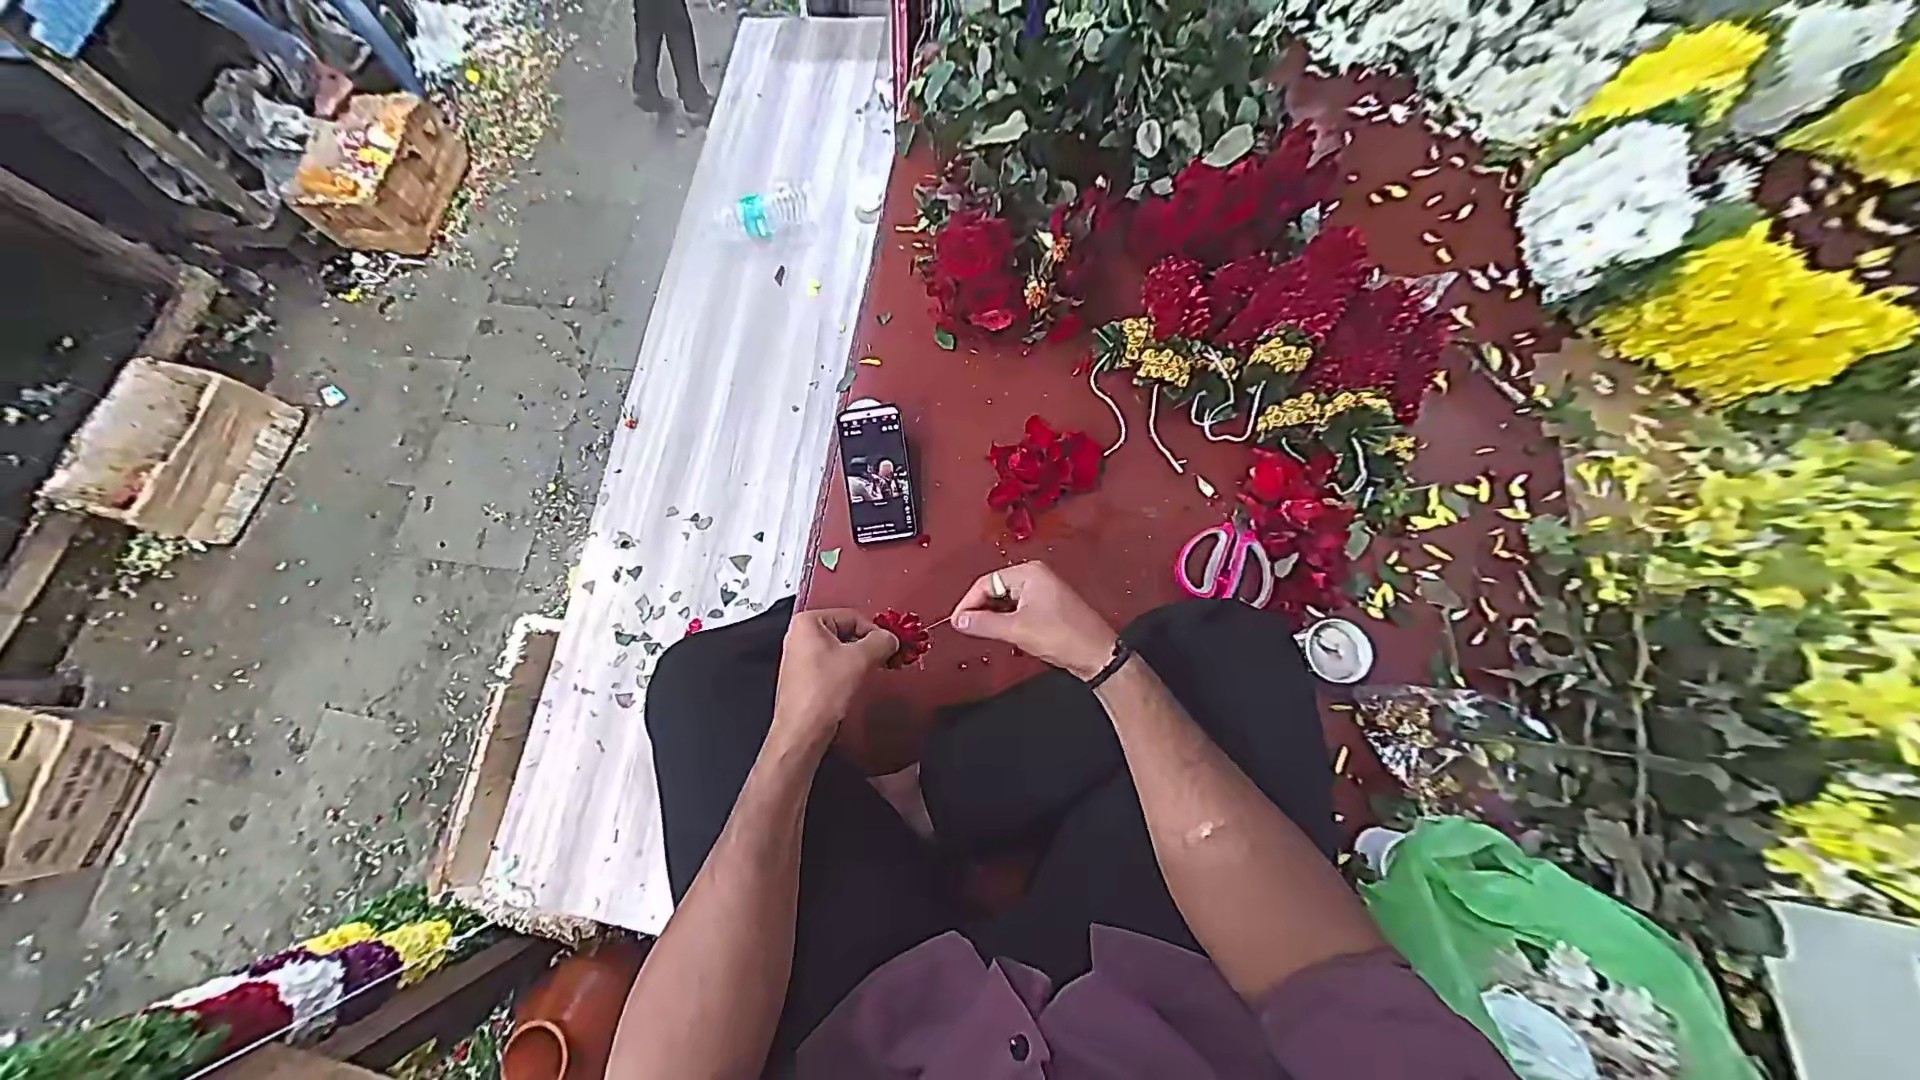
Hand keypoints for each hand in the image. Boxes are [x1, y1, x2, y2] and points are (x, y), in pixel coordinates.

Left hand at [771, 609, 897, 743]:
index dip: (875, 632)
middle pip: (847, 632)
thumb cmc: (823, 691)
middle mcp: (801, 636)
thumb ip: (881, 642)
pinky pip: (834, 664)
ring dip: (862, 659)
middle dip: (869, 646)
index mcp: (808, 622)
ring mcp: (801, 657)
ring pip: (842, 649)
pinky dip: (850, 669)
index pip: (852, 617)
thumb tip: (891, 639)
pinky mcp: (806, 676)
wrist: (803, 731)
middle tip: (887, 658)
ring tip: (875, 670)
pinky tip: (859, 681)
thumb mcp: (859, 659)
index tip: (890, 646)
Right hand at [948, 562, 1116, 679]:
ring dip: (993, 617)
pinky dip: (1006, 622)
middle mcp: (1035, 577)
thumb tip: (959, 620)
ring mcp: (1042, 592)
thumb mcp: (1016, 630)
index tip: (957, 621)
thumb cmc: (1064, 636)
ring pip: (1005, 601)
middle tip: (967, 629)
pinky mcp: (1046, 608)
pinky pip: (1017, 610)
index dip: (968, 602)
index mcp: (1028, 573)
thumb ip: (984, 623)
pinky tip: (1004, 635)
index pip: (986, 582)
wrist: (1097, 654)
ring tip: (984, 633)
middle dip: (980, 609)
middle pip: (994, 590)